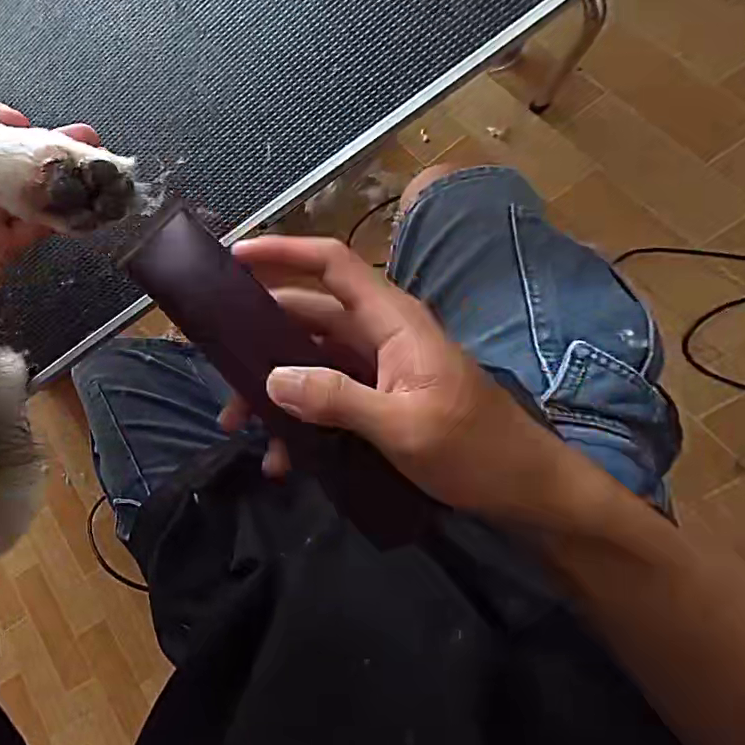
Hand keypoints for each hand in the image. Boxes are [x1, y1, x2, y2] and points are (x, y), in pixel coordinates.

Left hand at [0, 80, 100, 364]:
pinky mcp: (6, 244)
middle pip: (4, 152)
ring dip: (60, 168)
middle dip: (35, 139)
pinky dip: (64, 212)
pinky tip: (88, 201)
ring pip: (29, 182)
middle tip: (66, 135)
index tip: (9, 118)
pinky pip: (40, 223)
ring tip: (91, 152)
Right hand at [220, 235, 612, 528]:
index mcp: (392, 321)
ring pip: (306, 358)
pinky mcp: (374, 396)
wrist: (529, 493)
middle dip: (258, 337)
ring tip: (237, 423)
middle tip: (215, 361)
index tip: (235, 256)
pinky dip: (297, 418)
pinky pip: (322, 394)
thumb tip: (271, 380)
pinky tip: (280, 457)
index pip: (332, 264)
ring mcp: (375, 366)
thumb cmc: (479, 451)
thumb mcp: (405, 427)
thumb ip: (338, 399)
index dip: (283, 251)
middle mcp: (378, 333)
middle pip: (305, 314)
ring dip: (271, 387)